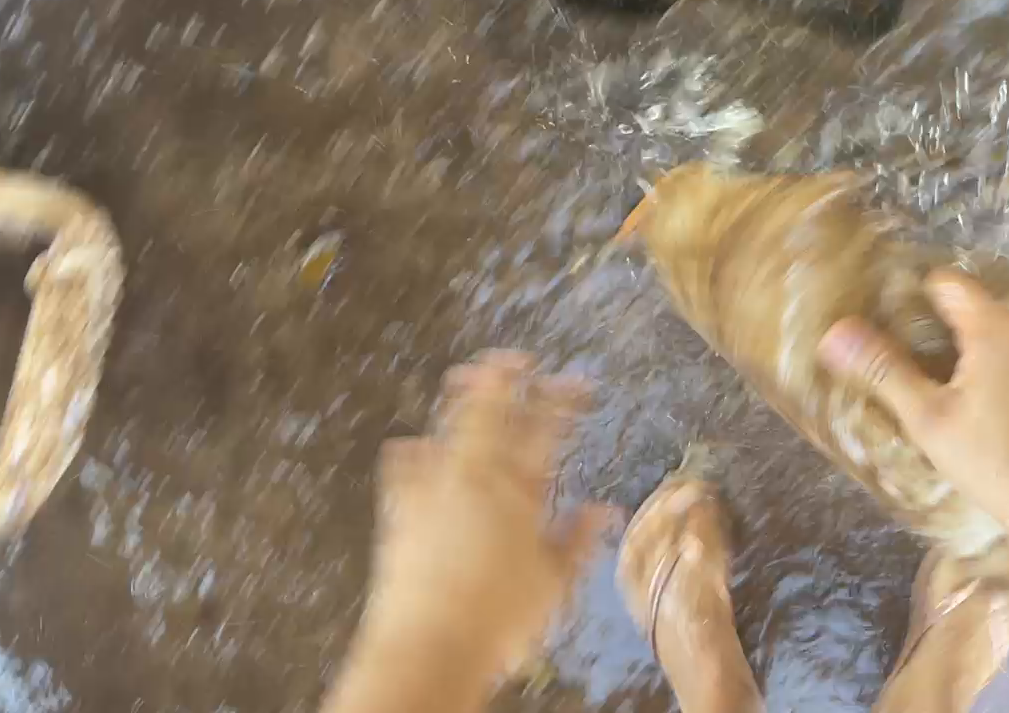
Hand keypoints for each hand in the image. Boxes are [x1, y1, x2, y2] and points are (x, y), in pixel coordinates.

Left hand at [351, 351, 612, 688]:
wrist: (427, 650)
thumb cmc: (500, 619)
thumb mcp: (556, 580)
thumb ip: (580, 538)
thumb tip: (606, 512)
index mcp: (522, 488)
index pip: (550, 427)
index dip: (565, 397)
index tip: (578, 383)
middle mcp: (480, 478)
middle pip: (496, 413)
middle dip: (508, 379)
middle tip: (518, 358)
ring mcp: (437, 490)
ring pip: (452, 428)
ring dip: (463, 399)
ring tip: (468, 373)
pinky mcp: (402, 513)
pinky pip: (404, 470)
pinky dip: (411, 453)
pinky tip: (409, 442)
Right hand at [817, 270, 1008, 531]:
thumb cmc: (991, 460)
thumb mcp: (926, 418)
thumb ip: (882, 369)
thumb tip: (835, 333)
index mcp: (995, 325)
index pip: (948, 282)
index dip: (919, 298)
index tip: (903, 329)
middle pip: (979, 310)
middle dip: (951, 333)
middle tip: (929, 374)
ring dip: (985, 354)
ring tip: (966, 397)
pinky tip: (1005, 413)